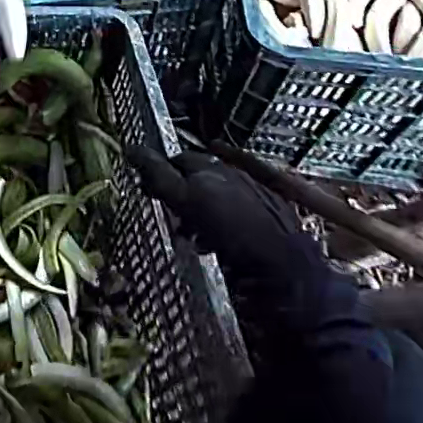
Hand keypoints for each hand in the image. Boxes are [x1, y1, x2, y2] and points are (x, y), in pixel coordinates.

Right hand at [125, 146, 332, 326]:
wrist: (292, 275)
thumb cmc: (234, 233)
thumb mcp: (187, 200)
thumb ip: (159, 175)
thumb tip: (130, 147)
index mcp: (213, 166)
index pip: (176, 160)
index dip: (159, 174)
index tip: (147, 193)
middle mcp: (234, 174)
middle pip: (196, 178)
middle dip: (179, 194)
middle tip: (167, 216)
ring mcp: (256, 198)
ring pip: (214, 200)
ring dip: (197, 215)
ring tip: (188, 237)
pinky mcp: (271, 223)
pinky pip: (233, 220)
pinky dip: (218, 230)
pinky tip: (215, 249)